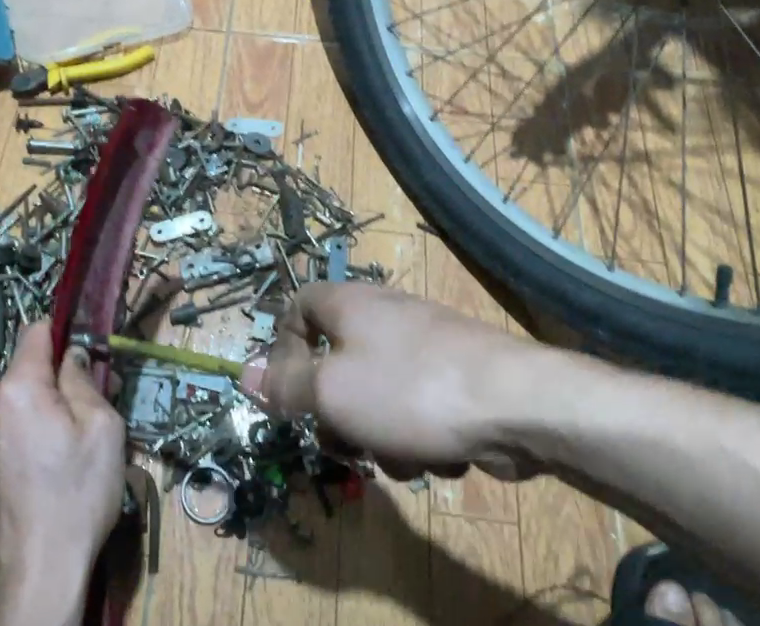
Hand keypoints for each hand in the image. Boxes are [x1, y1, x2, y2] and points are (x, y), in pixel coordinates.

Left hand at [0, 323, 124, 619]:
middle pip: (27, 370)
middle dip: (57, 381)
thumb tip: (73, 355)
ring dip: (40, 410)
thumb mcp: (102, 429)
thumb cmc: (78, 494)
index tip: (87, 353)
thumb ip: (84, 380)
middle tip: (88, 414)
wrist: (38, 568)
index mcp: (18, 387)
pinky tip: (43, 469)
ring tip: (66, 449)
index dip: (64, 334)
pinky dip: (24, 434)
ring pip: (16, 400)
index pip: (36, 332)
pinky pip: (4, 428)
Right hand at [253, 282, 536, 479]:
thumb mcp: (330, 392)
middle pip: (334, 363)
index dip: (281, 350)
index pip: (295, 308)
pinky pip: (414, 410)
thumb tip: (242, 373)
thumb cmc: (408, 389)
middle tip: (343, 442)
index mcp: (347, 304)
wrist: (517, 403)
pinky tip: (439, 453)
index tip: (285, 393)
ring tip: (403, 454)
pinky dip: (419, 436)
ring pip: (375, 396)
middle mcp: (383, 316)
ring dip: (380, 436)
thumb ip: (284, 386)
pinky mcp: (454, 379)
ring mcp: (423, 347)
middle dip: (336, 413)